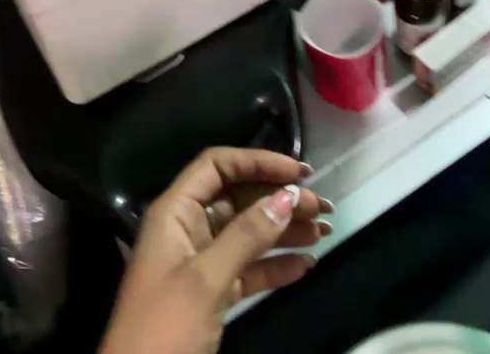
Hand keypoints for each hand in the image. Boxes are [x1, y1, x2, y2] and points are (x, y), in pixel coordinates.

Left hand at [97, 148, 332, 353]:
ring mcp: (201, 262)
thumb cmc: (163, 327)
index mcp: (175, 211)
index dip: (258, 162)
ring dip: (285, 231)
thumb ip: (246, 235)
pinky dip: (276, 266)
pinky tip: (306, 265)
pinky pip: (249, 268)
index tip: (299, 173)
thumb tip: (287, 197)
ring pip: (248, 233)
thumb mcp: (205, 279)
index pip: (218, 166)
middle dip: (280, 199)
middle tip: (323, 207)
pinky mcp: (212, 295)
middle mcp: (188, 228)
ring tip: (325, 231)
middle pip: (238, 198)